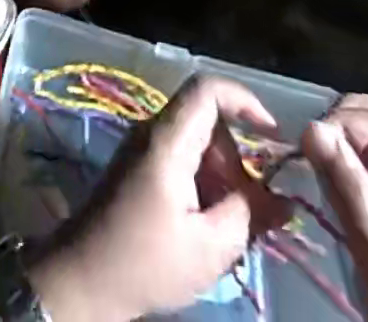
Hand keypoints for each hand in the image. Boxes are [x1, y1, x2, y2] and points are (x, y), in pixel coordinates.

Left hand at [28, 76, 285, 321]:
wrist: (83, 277)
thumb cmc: (146, 262)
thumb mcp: (211, 247)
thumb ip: (251, 214)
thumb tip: (284, 200)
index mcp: (167, 140)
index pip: (207, 90)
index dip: (245, 101)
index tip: (274, 137)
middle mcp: (151, 132)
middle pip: (206, 118)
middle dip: (238, 155)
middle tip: (253, 204)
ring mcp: (141, 146)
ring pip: (195, 138)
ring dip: (222, 172)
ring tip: (231, 221)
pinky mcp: (137, 164)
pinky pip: (180, 154)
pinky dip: (203, 178)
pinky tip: (209, 220)